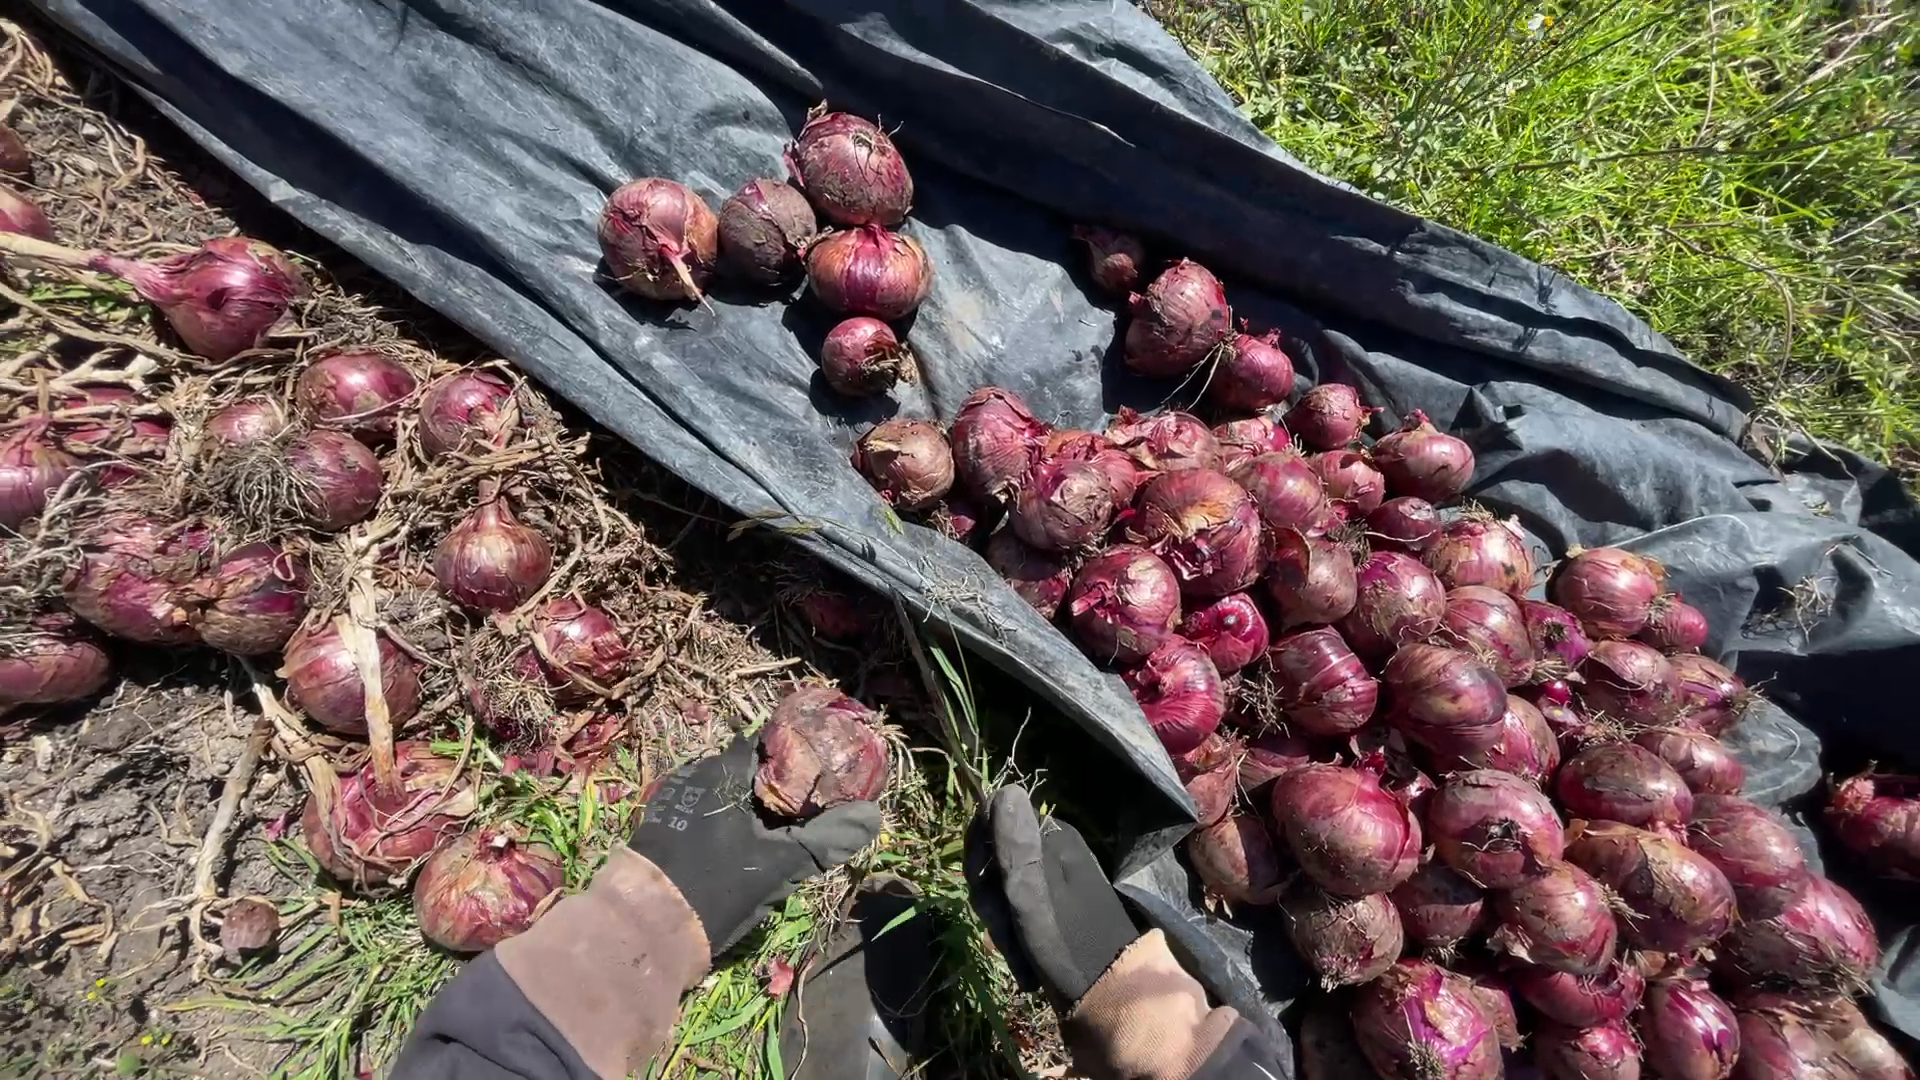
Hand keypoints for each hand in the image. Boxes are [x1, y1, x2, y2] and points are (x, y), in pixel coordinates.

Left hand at [630, 737, 880, 952]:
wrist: (644, 931)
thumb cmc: (716, 888)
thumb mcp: (778, 864)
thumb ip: (826, 838)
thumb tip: (873, 817)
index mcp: (726, 770)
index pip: (771, 743)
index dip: (798, 753)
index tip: (820, 770)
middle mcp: (698, 772)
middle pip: (748, 766)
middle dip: (775, 781)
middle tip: (803, 803)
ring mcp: (675, 795)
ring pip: (725, 787)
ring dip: (748, 800)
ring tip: (773, 825)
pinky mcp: (661, 821)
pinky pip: (704, 805)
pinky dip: (724, 815)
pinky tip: (738, 841)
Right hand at [966, 785, 1139, 1006]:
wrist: (1110, 996)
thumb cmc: (1069, 942)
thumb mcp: (1034, 894)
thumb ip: (1015, 845)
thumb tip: (1006, 789)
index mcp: (1052, 836)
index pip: (994, 815)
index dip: (978, 846)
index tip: (979, 880)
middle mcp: (1052, 849)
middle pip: (995, 854)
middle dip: (989, 893)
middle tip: (1001, 925)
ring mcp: (1053, 878)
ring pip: (1002, 885)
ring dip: (1000, 920)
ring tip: (1017, 951)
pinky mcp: (1052, 906)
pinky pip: (1017, 907)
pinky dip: (1014, 933)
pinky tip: (1023, 961)